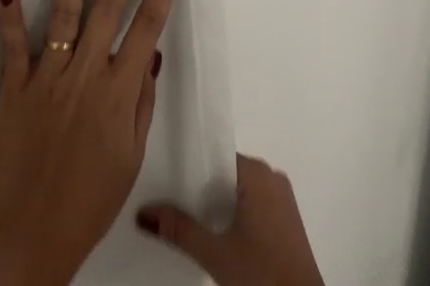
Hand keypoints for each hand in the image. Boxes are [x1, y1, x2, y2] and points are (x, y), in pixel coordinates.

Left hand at [0, 0, 184, 285]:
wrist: (37, 230)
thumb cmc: (93, 196)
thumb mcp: (132, 154)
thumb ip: (142, 102)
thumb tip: (150, 54)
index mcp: (121, 92)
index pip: (148, 27)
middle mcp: (87, 76)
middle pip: (109, 7)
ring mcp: (48, 79)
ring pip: (64, 15)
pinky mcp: (15, 89)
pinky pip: (13, 47)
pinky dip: (9, 16)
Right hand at [137, 154, 325, 285]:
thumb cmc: (262, 272)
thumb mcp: (214, 253)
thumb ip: (178, 229)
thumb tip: (143, 214)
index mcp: (257, 173)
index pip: (214, 156)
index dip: (189, 167)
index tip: (166, 178)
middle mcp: (271, 176)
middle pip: (225, 172)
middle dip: (199, 187)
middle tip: (169, 199)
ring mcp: (281, 197)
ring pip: (237, 189)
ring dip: (215, 202)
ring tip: (186, 216)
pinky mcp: (285, 218)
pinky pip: (251, 202)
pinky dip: (232, 212)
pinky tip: (214, 230)